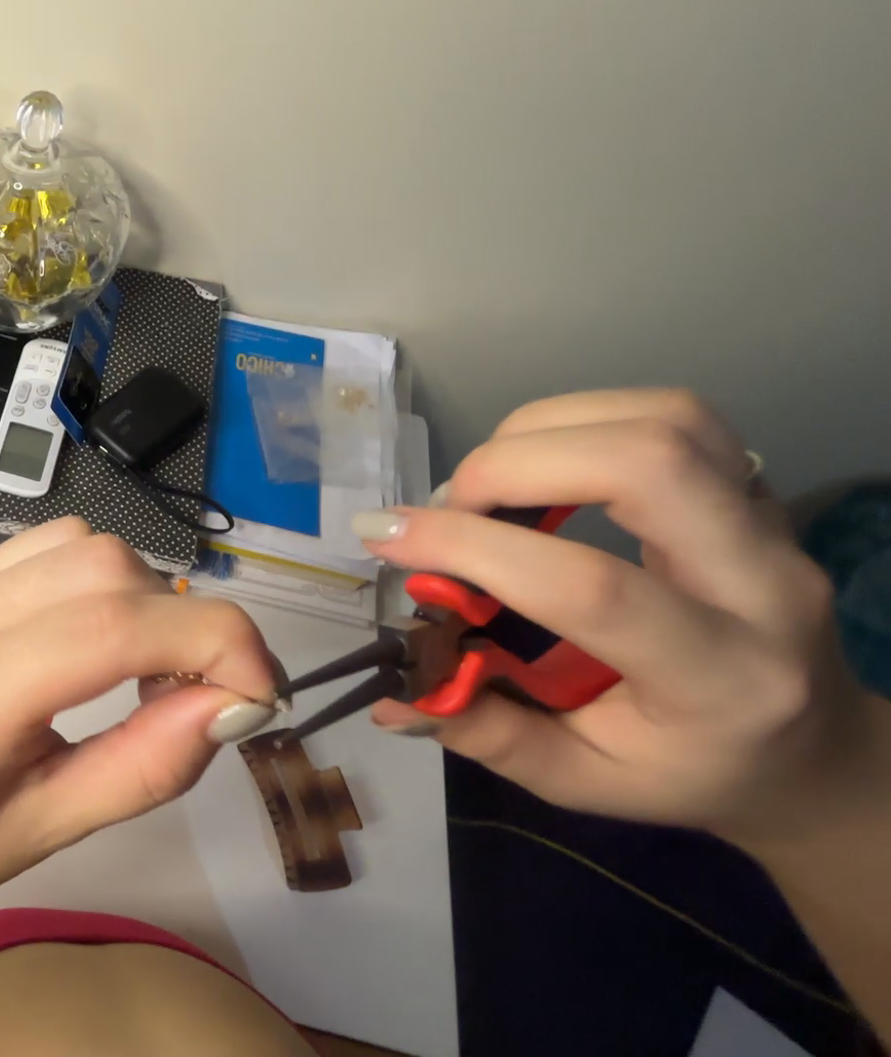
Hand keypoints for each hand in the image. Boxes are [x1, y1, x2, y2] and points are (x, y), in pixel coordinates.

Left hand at [0, 518, 282, 965]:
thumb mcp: (49, 830)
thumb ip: (146, 766)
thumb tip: (235, 703)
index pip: (108, 627)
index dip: (212, 641)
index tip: (261, 692)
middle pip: (101, 566)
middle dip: (182, 620)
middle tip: (200, 693)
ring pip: (80, 544)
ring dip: (141, 596)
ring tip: (146, 669)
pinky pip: (46, 548)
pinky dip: (99, 579)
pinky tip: (96, 637)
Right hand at [354, 389, 878, 845]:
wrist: (811, 749)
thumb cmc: (686, 769)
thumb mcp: (580, 778)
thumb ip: (484, 735)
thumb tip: (387, 698)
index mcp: (720, 677)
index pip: (588, 586)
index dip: (470, 548)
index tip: (383, 536)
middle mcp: (764, 584)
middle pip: (645, 464)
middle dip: (507, 467)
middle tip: (443, 508)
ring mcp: (770, 524)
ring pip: (660, 420)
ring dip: (538, 435)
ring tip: (484, 489)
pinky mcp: (753, 489)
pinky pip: (669, 415)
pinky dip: (574, 423)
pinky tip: (533, 466)